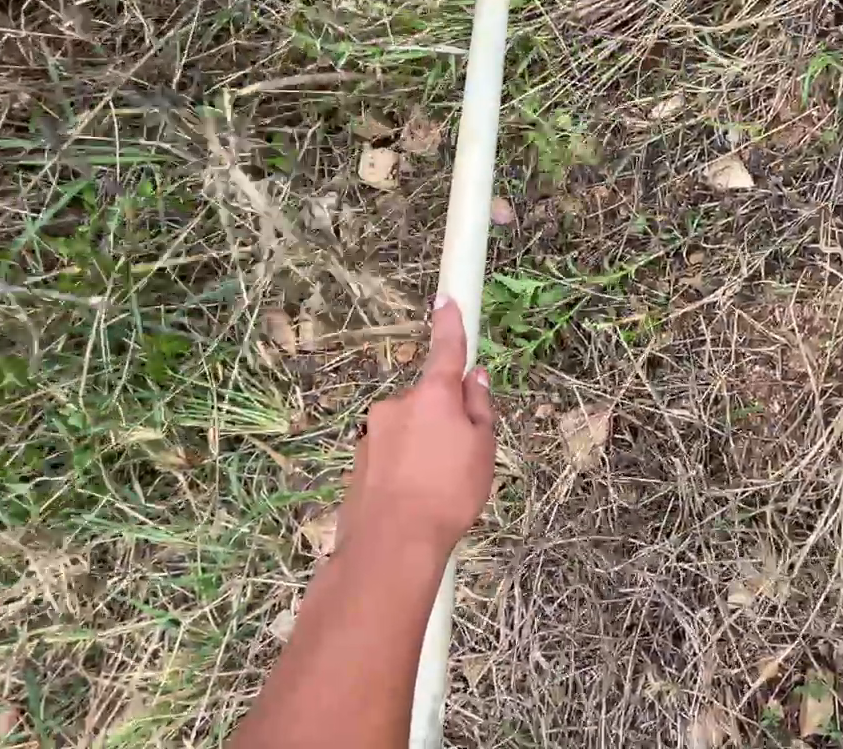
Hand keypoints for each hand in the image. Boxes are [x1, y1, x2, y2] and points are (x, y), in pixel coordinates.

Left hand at [339, 296, 495, 555]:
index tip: (444, 298)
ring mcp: (373, 434)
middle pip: (430, 398)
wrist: (391, 545)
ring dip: (427, 445)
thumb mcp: (483, 446)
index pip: (446, 349)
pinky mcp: (359, 463)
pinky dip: (408, 465)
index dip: (449, 323)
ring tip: (442, 483)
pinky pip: (394, 453)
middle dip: (447, 415)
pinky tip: (419, 495)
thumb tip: (474, 379)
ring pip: (411, 428)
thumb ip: (480, 408)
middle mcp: (397, 406)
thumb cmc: (449, 491)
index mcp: (433, 395)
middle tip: (465, 451)